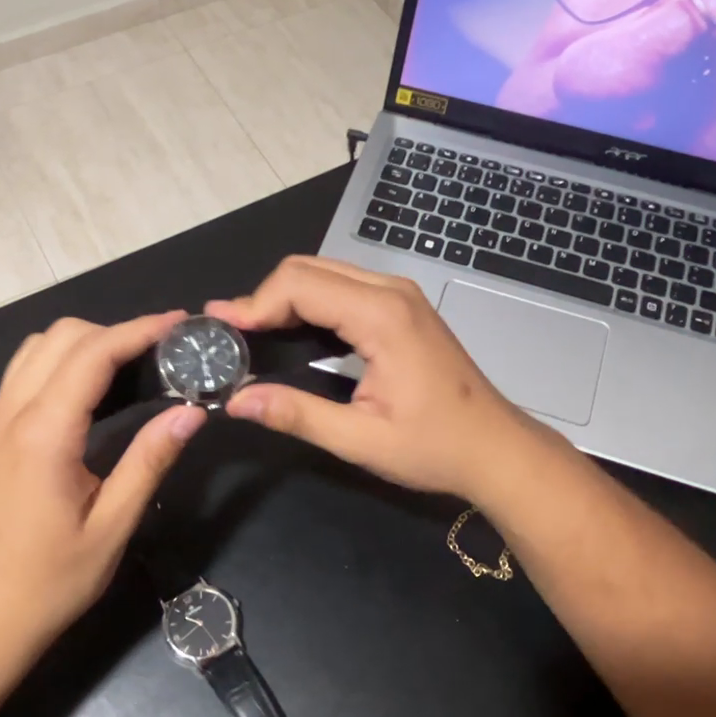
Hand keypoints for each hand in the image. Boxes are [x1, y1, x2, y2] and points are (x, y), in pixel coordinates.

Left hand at [0, 312, 207, 650]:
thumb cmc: (56, 576)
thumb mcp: (114, 523)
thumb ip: (150, 459)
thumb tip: (193, 411)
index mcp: (43, 435)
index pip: (92, 355)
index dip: (138, 331)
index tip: (180, 323)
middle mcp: (10, 413)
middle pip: (62, 336)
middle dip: (116, 331)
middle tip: (164, 352)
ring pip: (39, 346)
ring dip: (87, 341)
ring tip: (134, 365)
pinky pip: (27, 370)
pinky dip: (63, 360)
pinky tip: (96, 387)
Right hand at [206, 257, 564, 502]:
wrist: (496, 448)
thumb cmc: (435, 447)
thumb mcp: (360, 440)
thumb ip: (296, 415)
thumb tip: (237, 402)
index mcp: (381, 316)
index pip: (299, 285)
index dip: (253, 304)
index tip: (220, 330)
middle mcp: (390, 291)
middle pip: (308, 268)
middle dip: (263, 297)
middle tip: (228, 334)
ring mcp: (400, 296)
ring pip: (324, 273)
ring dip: (284, 297)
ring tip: (250, 332)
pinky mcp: (403, 308)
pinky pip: (343, 288)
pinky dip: (309, 302)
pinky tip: (290, 331)